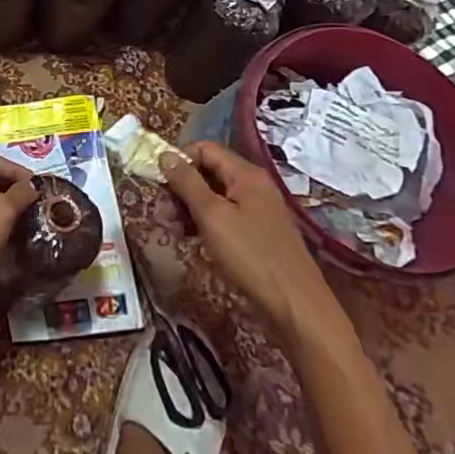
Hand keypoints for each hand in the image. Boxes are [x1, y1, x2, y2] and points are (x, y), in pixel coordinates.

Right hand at [162, 142, 329, 332]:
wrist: (295, 304)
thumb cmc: (250, 255)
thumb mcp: (212, 216)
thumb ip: (187, 183)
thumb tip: (165, 155)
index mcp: (246, 174)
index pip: (205, 149)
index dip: (180, 160)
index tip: (159, 184)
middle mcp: (254, 185)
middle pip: (210, 172)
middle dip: (182, 188)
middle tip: (162, 214)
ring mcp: (258, 209)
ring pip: (216, 196)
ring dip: (191, 208)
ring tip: (173, 230)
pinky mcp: (258, 232)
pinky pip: (226, 216)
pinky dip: (206, 223)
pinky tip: (194, 240)